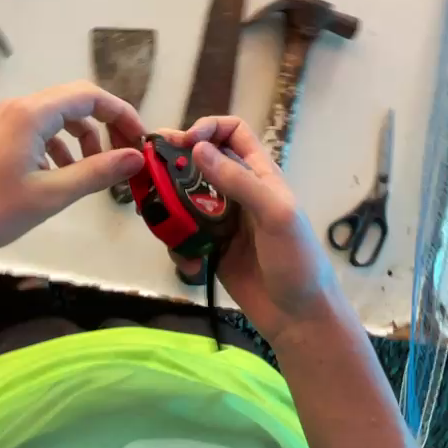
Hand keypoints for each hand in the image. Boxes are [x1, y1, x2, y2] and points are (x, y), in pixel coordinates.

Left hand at [0, 83, 147, 262]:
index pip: (90, 96)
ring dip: (80, 141)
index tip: (140, 140)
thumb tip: (135, 158)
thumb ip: (96, 173)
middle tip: (124, 157)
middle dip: (104, 127)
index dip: (121, 114)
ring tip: (91, 174)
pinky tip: (58, 178)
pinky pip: (37, 133)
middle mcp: (18, 109)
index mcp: (31, 114)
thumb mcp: (50, 195)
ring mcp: (2, 123)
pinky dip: (57, 149)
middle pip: (74, 104)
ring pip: (55, 120)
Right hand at [172, 116, 359, 342]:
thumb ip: (238, 180)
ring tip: (157, 220)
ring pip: (184, 201)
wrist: (300, 318)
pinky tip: (188, 263)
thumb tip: (196, 149)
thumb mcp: (275, 213)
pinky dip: (179, 246)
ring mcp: (222, 222)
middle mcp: (238, 193)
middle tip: (148, 176)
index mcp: (260, 175)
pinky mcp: (211, 250)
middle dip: (173, 168)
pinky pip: (184, 237)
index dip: (207, 128)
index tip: (184, 144)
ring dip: (169, 210)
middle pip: (199, 164)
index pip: (232, 133)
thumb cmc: (297, 260)